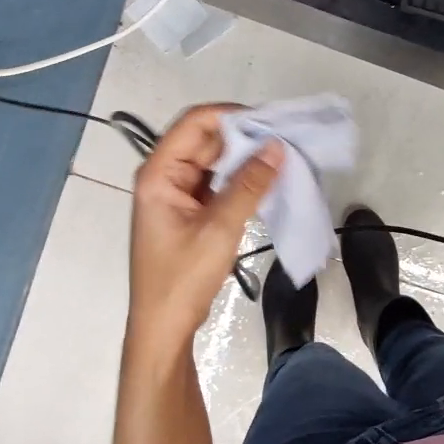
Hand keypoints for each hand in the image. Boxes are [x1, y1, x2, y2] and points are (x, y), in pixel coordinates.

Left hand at [128, 104, 282, 340]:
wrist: (164, 327)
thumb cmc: (183, 279)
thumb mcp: (219, 229)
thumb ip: (248, 185)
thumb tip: (276, 147)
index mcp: (158, 173)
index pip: (194, 123)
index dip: (231, 116)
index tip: (270, 122)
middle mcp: (164, 176)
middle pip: (204, 140)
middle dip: (243, 137)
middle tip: (285, 140)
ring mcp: (176, 194)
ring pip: (213, 161)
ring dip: (244, 158)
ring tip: (282, 158)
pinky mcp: (189, 211)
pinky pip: (215, 183)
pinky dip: (239, 180)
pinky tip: (267, 181)